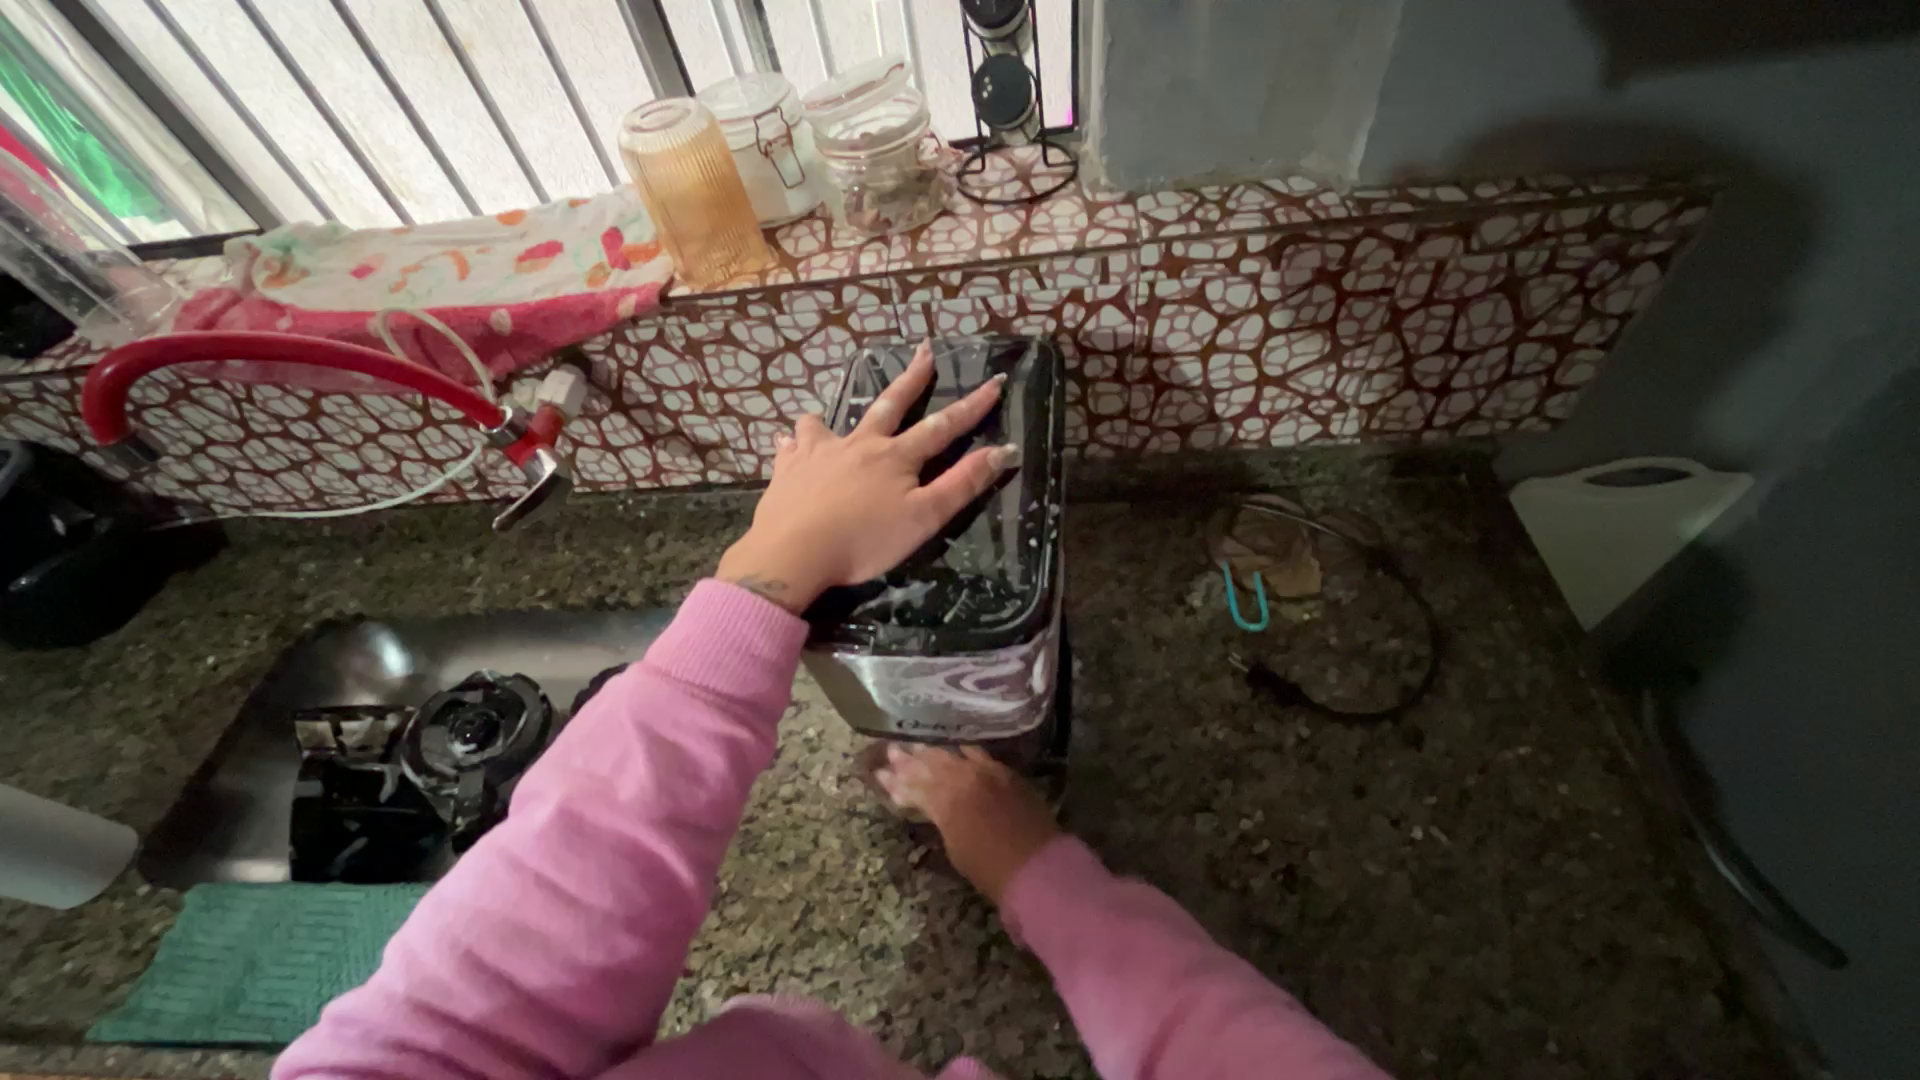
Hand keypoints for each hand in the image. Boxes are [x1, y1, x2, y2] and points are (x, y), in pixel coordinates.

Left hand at [717, 340, 1016, 613]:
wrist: (794, 552)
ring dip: (830, 417)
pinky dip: (792, 443)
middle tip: (923, 351)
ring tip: (824, 417)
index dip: (972, 406)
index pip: (943, 426)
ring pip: (826, 423)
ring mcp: (819, 452)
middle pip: (889, 405)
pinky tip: (788, 445)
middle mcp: (859, 444)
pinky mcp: (787, 469)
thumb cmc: (865, 540)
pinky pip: (790, 447)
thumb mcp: (924, 518)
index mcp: (895, 457)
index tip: (994, 382)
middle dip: (911, 379)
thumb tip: (1002, 451)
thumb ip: (961, 484)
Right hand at [874, 743, 1059, 903]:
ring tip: (916, 747)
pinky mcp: (1005, 773)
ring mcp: (986, 772)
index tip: (879, 774)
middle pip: (930, 766)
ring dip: (933, 753)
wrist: (1036, 866)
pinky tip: (957, 749)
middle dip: (909, 761)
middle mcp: (962, 780)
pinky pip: (980, 755)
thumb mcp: (954, 848)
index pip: (914, 788)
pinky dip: (965, 752)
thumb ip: (940, 818)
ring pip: (952, 757)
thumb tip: (933, 806)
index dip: (895, 782)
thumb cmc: (990, 869)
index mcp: (945, 802)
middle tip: (892, 752)